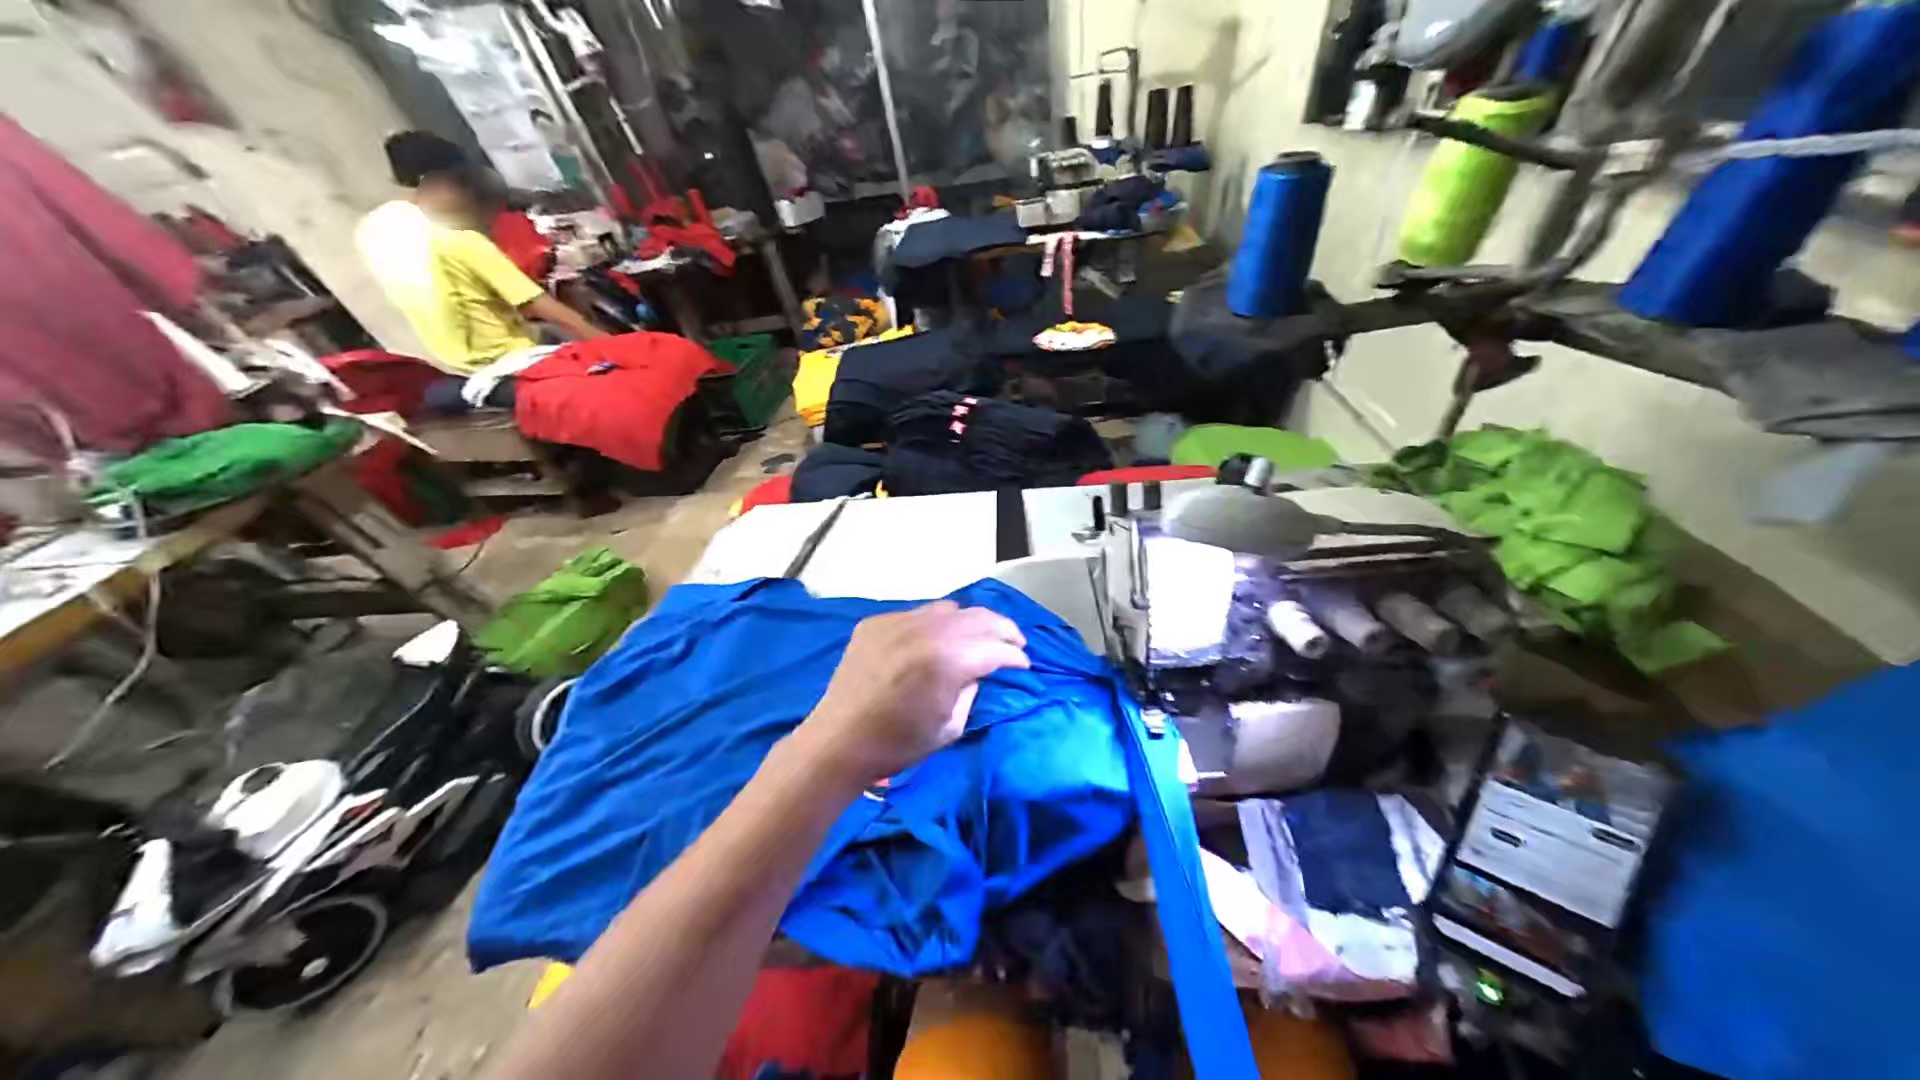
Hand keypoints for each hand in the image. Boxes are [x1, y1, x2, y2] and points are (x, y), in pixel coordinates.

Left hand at [794, 601, 1028, 789]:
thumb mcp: (951, 726)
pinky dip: (934, 625)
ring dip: (969, 622)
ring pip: (948, 609)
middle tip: (1014, 642)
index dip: (1015, 656)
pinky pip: (916, 615)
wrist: (839, 741)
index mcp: (947, 659)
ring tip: (977, 637)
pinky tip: (934, 641)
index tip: (1023, 664)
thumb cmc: (898, 744)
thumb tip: (980, 670)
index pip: (996, 647)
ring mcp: (897, 622)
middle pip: (978, 617)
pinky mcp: (876, 623)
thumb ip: (972, 689)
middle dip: (1002, 629)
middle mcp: (925, 631)